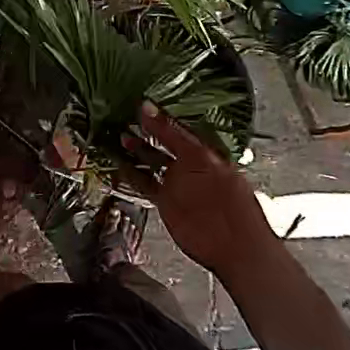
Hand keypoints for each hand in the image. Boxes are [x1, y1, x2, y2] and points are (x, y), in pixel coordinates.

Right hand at [120, 102, 275, 275]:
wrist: (232, 244)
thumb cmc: (222, 197)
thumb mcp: (196, 157)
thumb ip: (170, 133)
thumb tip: (148, 107)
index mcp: (203, 151)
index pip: (176, 128)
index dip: (158, 117)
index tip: (138, 105)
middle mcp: (189, 165)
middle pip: (163, 145)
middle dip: (144, 132)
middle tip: (123, 118)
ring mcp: (177, 185)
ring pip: (152, 163)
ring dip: (135, 151)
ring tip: (117, 136)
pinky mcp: (166, 203)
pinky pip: (144, 184)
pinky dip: (130, 174)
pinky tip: (118, 164)